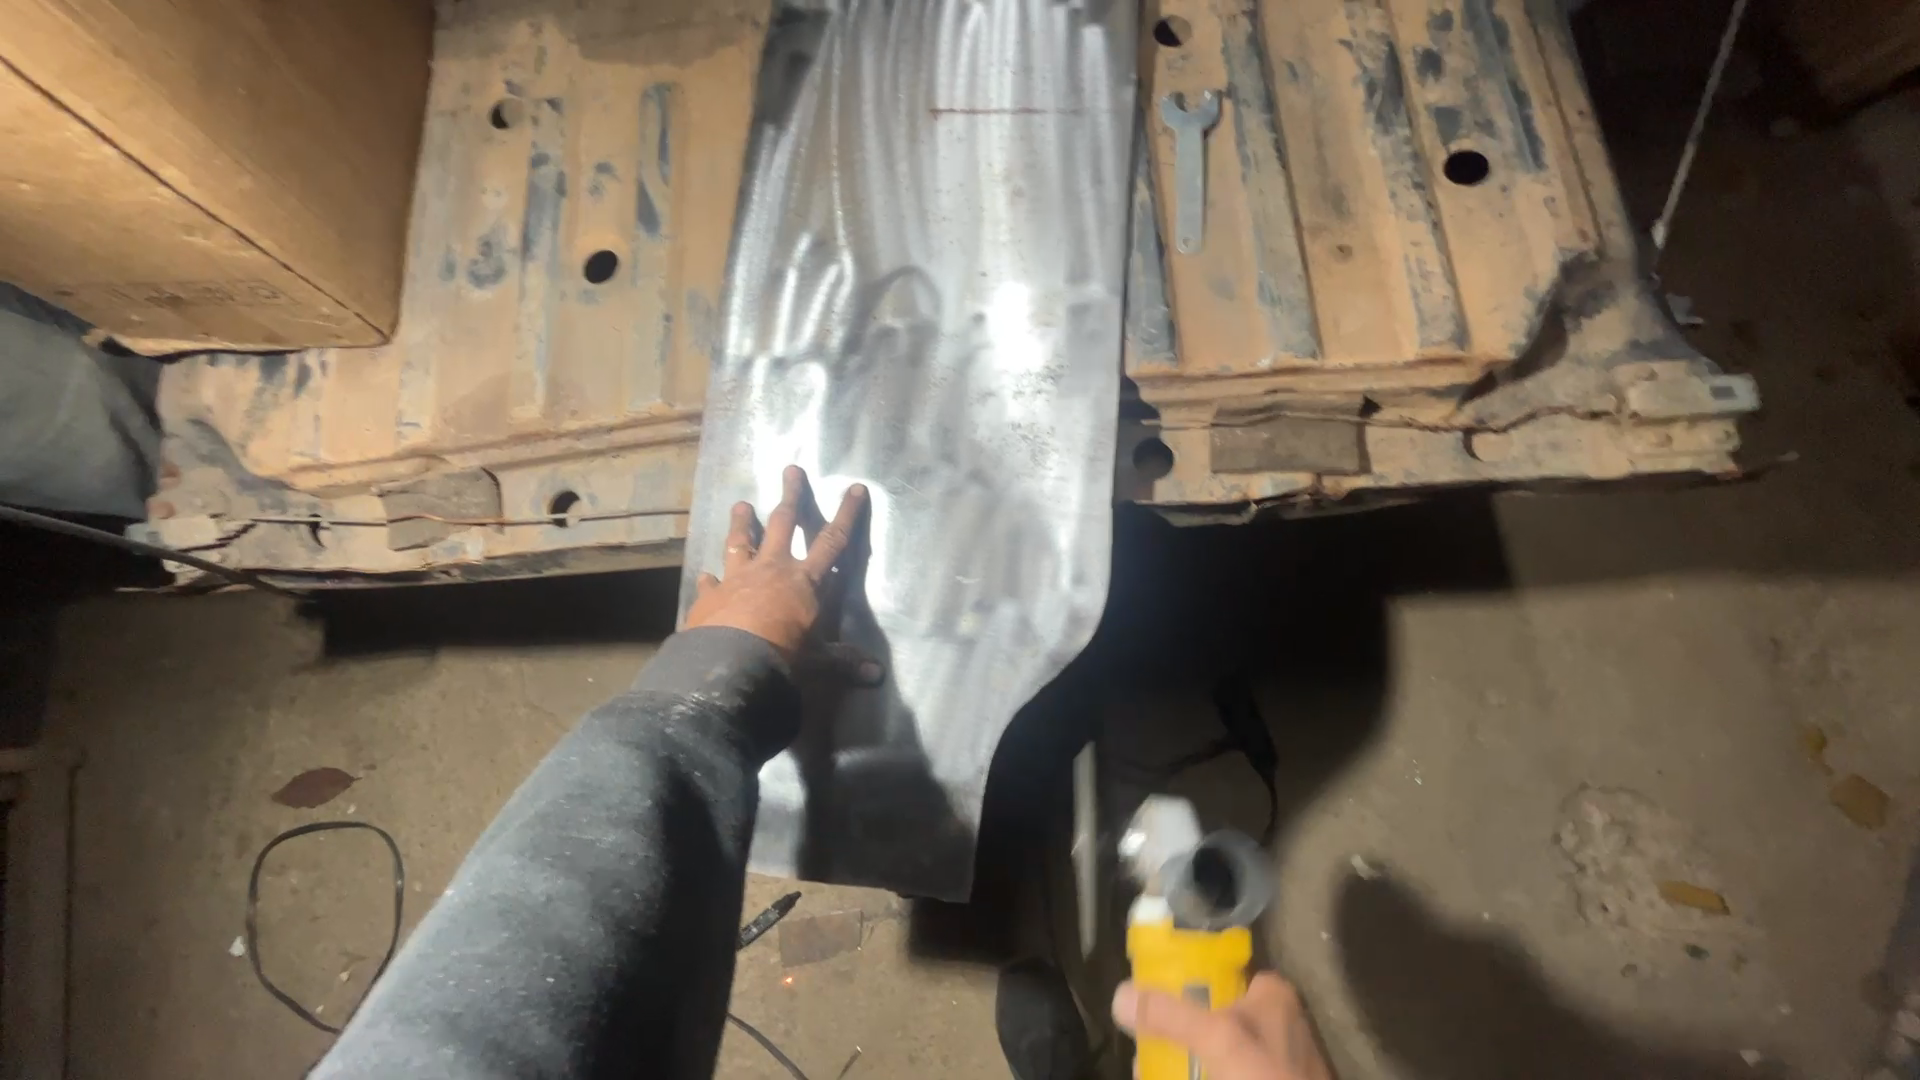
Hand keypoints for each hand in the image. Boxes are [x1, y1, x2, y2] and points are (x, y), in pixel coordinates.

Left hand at [686, 465, 869, 662]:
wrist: (728, 664)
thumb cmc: (782, 656)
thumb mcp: (819, 661)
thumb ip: (844, 662)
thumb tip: (876, 675)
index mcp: (805, 580)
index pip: (832, 540)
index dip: (846, 515)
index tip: (854, 489)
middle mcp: (772, 568)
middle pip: (783, 523)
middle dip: (791, 496)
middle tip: (791, 470)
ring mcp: (738, 578)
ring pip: (741, 540)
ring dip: (742, 522)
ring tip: (740, 504)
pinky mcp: (711, 596)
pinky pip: (710, 582)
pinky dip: (709, 578)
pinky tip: (704, 575)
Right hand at [1112, 973, 1332, 1079]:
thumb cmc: (1269, 1078)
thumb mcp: (1218, 1041)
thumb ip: (1170, 1016)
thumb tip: (1118, 995)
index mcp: (1272, 998)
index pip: (1219, 973)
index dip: (1185, 980)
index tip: (1151, 995)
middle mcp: (1278, 1026)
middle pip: (1214, 1017)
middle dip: (1178, 1031)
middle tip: (1144, 1043)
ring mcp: (1278, 1069)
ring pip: (1221, 1057)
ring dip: (1187, 1064)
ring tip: (1150, 1071)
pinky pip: (1232, 1076)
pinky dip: (1204, 1076)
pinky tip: (1170, 1079)